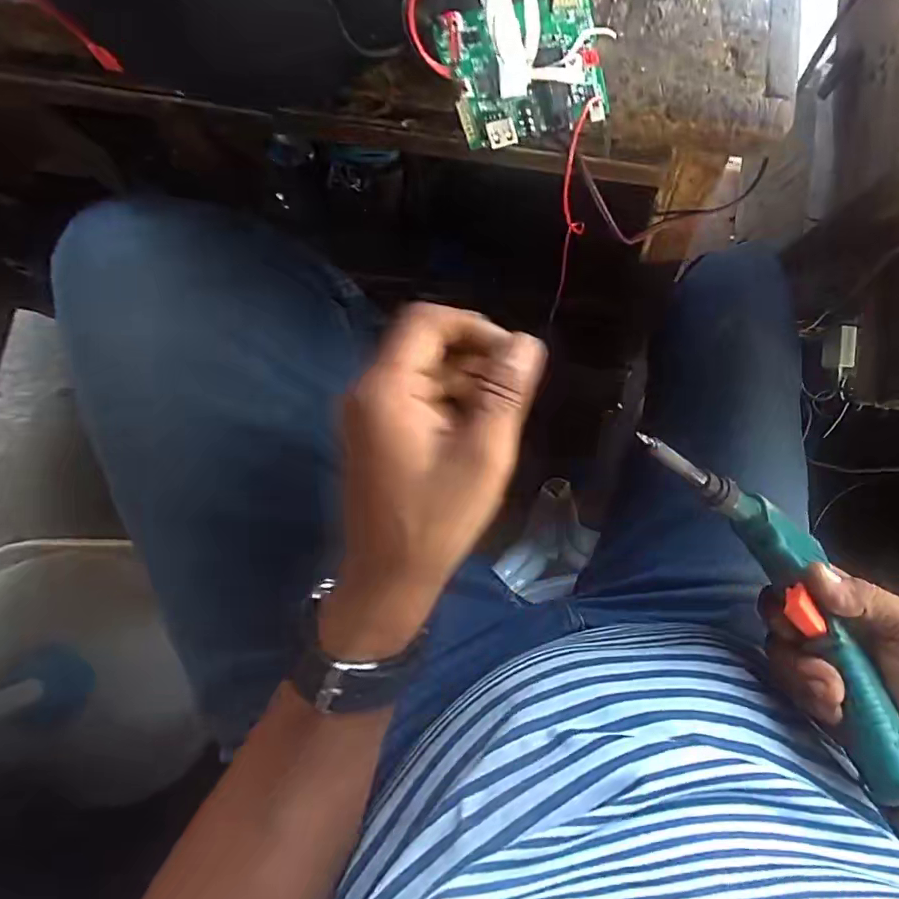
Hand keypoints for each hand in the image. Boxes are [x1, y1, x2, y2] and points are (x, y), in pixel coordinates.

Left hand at [325, 304, 545, 656]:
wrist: (390, 576)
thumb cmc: (438, 518)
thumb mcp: (484, 452)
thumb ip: (506, 393)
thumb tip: (527, 342)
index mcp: (387, 388)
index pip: (427, 321)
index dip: (475, 325)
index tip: (514, 354)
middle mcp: (370, 390)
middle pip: (426, 343)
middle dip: (477, 356)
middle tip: (516, 389)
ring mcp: (371, 411)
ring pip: (426, 369)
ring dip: (469, 380)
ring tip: (503, 414)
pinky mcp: (379, 430)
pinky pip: (420, 395)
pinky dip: (454, 400)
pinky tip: (480, 430)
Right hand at [765, 564, 898, 779]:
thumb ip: (867, 598)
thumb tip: (813, 573)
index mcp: (854, 604)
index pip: (808, 577)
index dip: (795, 582)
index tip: (799, 600)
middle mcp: (827, 628)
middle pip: (780, 608)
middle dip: (790, 624)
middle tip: (816, 644)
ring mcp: (813, 665)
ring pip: (779, 648)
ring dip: (806, 670)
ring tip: (839, 693)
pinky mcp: (806, 700)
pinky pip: (785, 686)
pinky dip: (809, 697)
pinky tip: (837, 712)